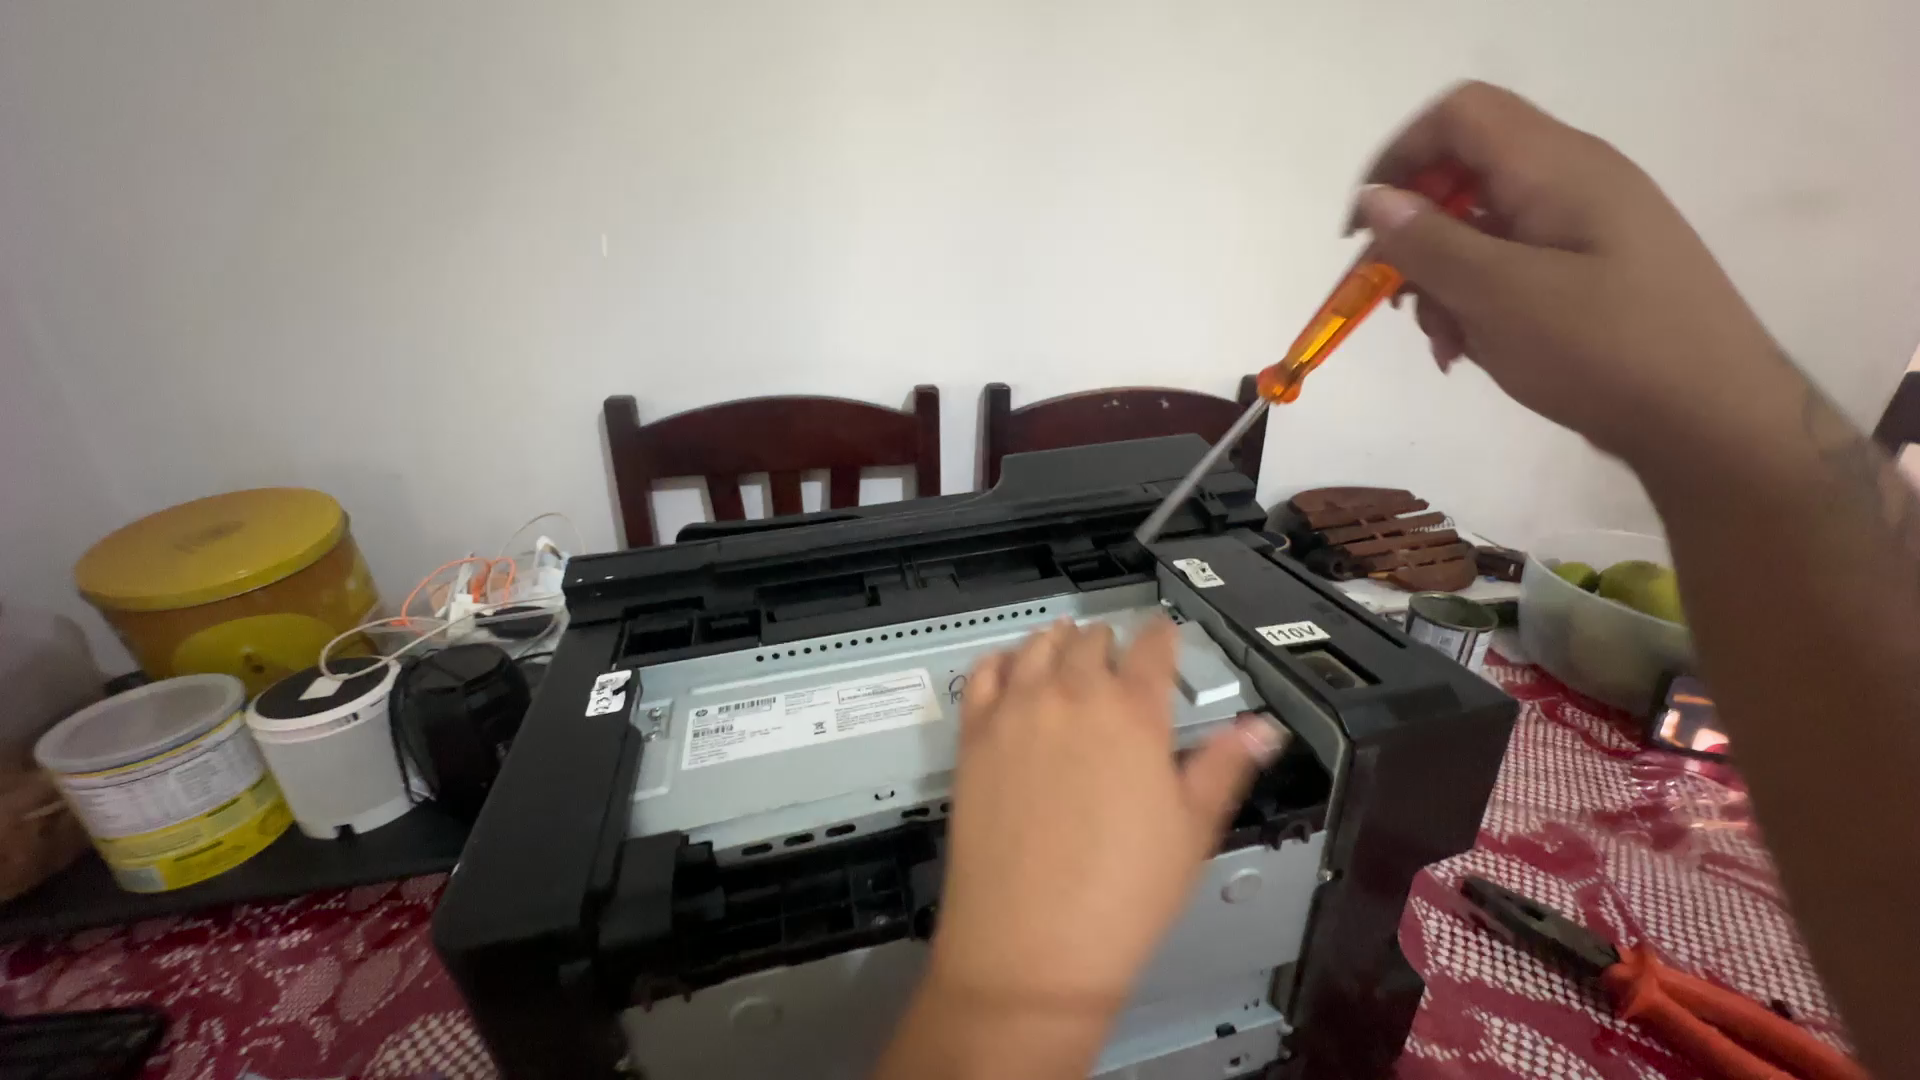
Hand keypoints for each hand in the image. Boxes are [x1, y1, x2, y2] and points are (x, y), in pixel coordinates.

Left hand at [928, 618, 1286, 1010]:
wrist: (1030, 941)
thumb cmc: (1120, 895)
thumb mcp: (1191, 830)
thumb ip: (1223, 765)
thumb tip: (1259, 730)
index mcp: (1133, 715)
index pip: (1153, 648)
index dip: (1163, 635)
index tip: (1164, 633)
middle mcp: (1073, 697)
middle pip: (1093, 641)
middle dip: (1111, 641)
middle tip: (1116, 652)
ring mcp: (1018, 711)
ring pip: (1039, 646)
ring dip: (1058, 639)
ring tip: (1066, 641)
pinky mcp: (975, 733)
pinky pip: (985, 673)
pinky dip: (1002, 660)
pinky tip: (1009, 665)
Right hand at [1353, 81, 1788, 467]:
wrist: (1704, 414)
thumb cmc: (1603, 348)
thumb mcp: (1499, 295)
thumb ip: (1429, 243)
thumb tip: (1374, 200)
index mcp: (1556, 169)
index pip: (1458, 117)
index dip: (1398, 160)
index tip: (1361, 231)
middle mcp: (1566, 183)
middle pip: (1458, 178)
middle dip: (1411, 239)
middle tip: (1387, 300)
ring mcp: (1574, 227)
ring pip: (1471, 230)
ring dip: (1436, 282)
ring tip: (1442, 342)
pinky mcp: (1576, 269)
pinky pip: (1498, 266)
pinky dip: (1466, 303)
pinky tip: (1465, 349)